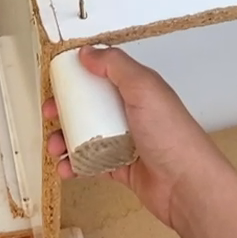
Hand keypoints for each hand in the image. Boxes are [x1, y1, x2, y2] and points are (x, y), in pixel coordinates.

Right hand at [46, 47, 226, 232]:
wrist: (187, 186)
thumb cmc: (172, 135)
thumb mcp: (143, 87)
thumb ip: (115, 65)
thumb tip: (89, 51)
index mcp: (138, 89)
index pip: (104, 73)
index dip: (79, 74)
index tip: (57, 78)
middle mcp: (131, 112)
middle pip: (90, 105)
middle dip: (65, 109)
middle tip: (49, 113)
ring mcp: (126, 141)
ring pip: (87, 135)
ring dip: (66, 139)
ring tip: (55, 147)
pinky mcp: (122, 167)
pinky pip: (91, 163)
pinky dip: (75, 165)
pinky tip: (67, 168)